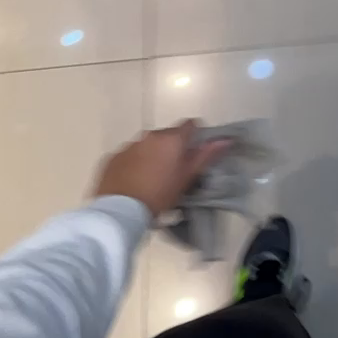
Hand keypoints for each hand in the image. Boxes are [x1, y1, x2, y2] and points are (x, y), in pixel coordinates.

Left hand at [94, 121, 232, 216]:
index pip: (190, 124)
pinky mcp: (112, 157)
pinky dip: (132, 163)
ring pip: (146, 145)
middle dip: (171, 147)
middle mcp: (150, 135)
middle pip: (167, 135)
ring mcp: (128, 145)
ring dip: (151, 154)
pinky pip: (128, 155)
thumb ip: (206, 155)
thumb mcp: (186, 177)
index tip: (192, 153)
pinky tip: (131, 181)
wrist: (119, 212)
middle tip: (171, 170)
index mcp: (172, 138)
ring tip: (149, 178)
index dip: (194, 136)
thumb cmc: (159, 195)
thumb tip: (226, 139)